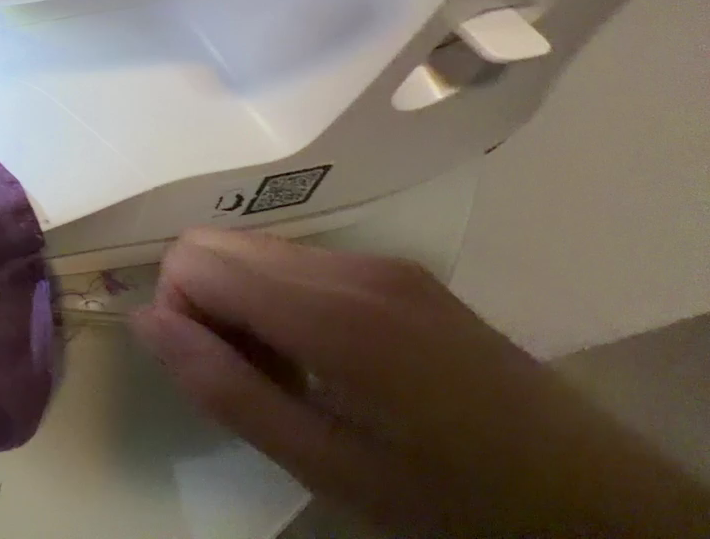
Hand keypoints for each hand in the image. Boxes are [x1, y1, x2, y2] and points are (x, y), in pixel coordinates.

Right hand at [133, 227, 709, 538]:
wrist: (605, 506)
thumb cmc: (454, 498)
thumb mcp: (327, 465)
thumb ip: (223, 387)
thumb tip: (143, 319)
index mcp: (331, 311)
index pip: (191, 258)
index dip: (179, 313)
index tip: (217, 373)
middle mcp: (351, 264)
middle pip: (216, 243)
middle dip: (205, 303)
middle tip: (251, 376)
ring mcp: (381, 263)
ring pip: (255, 250)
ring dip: (244, 302)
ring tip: (291, 373)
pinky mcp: (402, 272)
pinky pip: (300, 261)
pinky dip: (283, 299)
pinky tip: (325, 359)